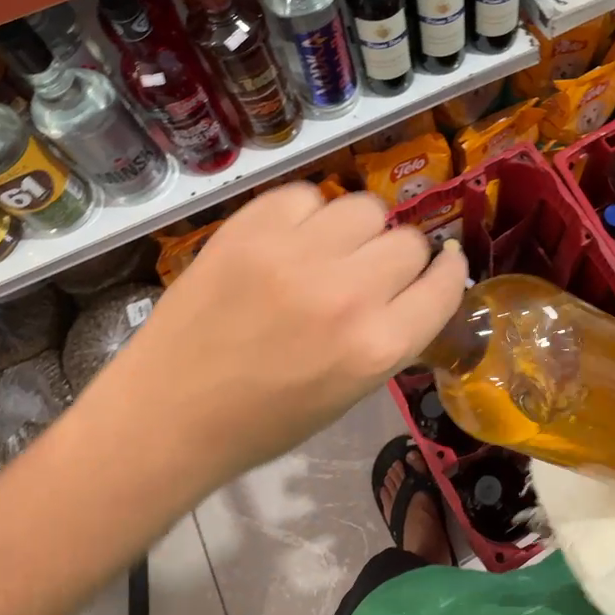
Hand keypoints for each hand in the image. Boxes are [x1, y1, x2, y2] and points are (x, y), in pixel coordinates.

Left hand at [110, 183, 468, 482]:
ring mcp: (296, 254)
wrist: (168, 414)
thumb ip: (392, 334)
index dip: (446, 272)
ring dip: (357, 229)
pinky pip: (308, 195)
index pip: (444, 283)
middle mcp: (346, 294)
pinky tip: (290, 240)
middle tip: (368, 272)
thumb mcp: (350, 391)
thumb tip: (421, 281)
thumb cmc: (264, 419)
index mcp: (376, 347)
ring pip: (365, 207)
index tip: (439, 267)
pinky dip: (306, 214)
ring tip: (329, 250)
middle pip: (408, 241)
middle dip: (397, 256)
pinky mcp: (251, 228)